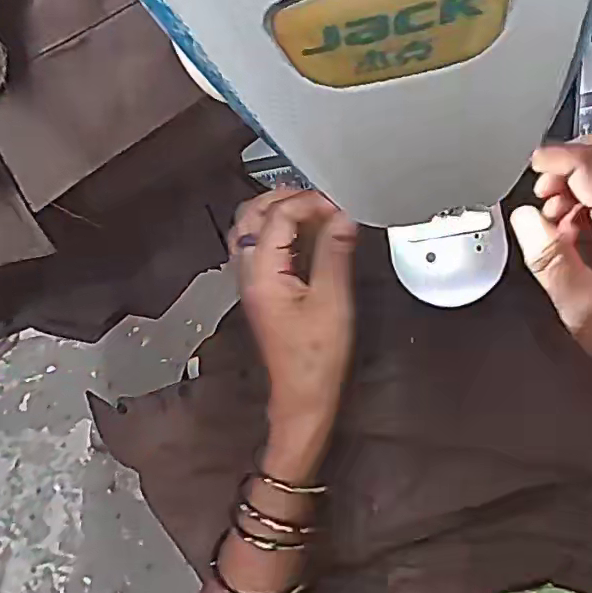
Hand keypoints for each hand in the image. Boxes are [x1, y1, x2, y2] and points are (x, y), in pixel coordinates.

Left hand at [228, 189, 358, 444]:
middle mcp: (249, 276)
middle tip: (319, 198)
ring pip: (250, 230)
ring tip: (309, 209)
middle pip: (251, 216)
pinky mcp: (261, 292)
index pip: (277, 217)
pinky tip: (301, 236)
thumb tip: (342, 217)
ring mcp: (252, 284)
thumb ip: (335, 252)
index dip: (308, 203)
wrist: (302, 394)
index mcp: (262, 274)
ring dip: (276, 212)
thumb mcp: (333, 300)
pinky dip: (276, 232)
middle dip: (285, 198)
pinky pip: (258, 249)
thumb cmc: (314, 359)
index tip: (335, 204)